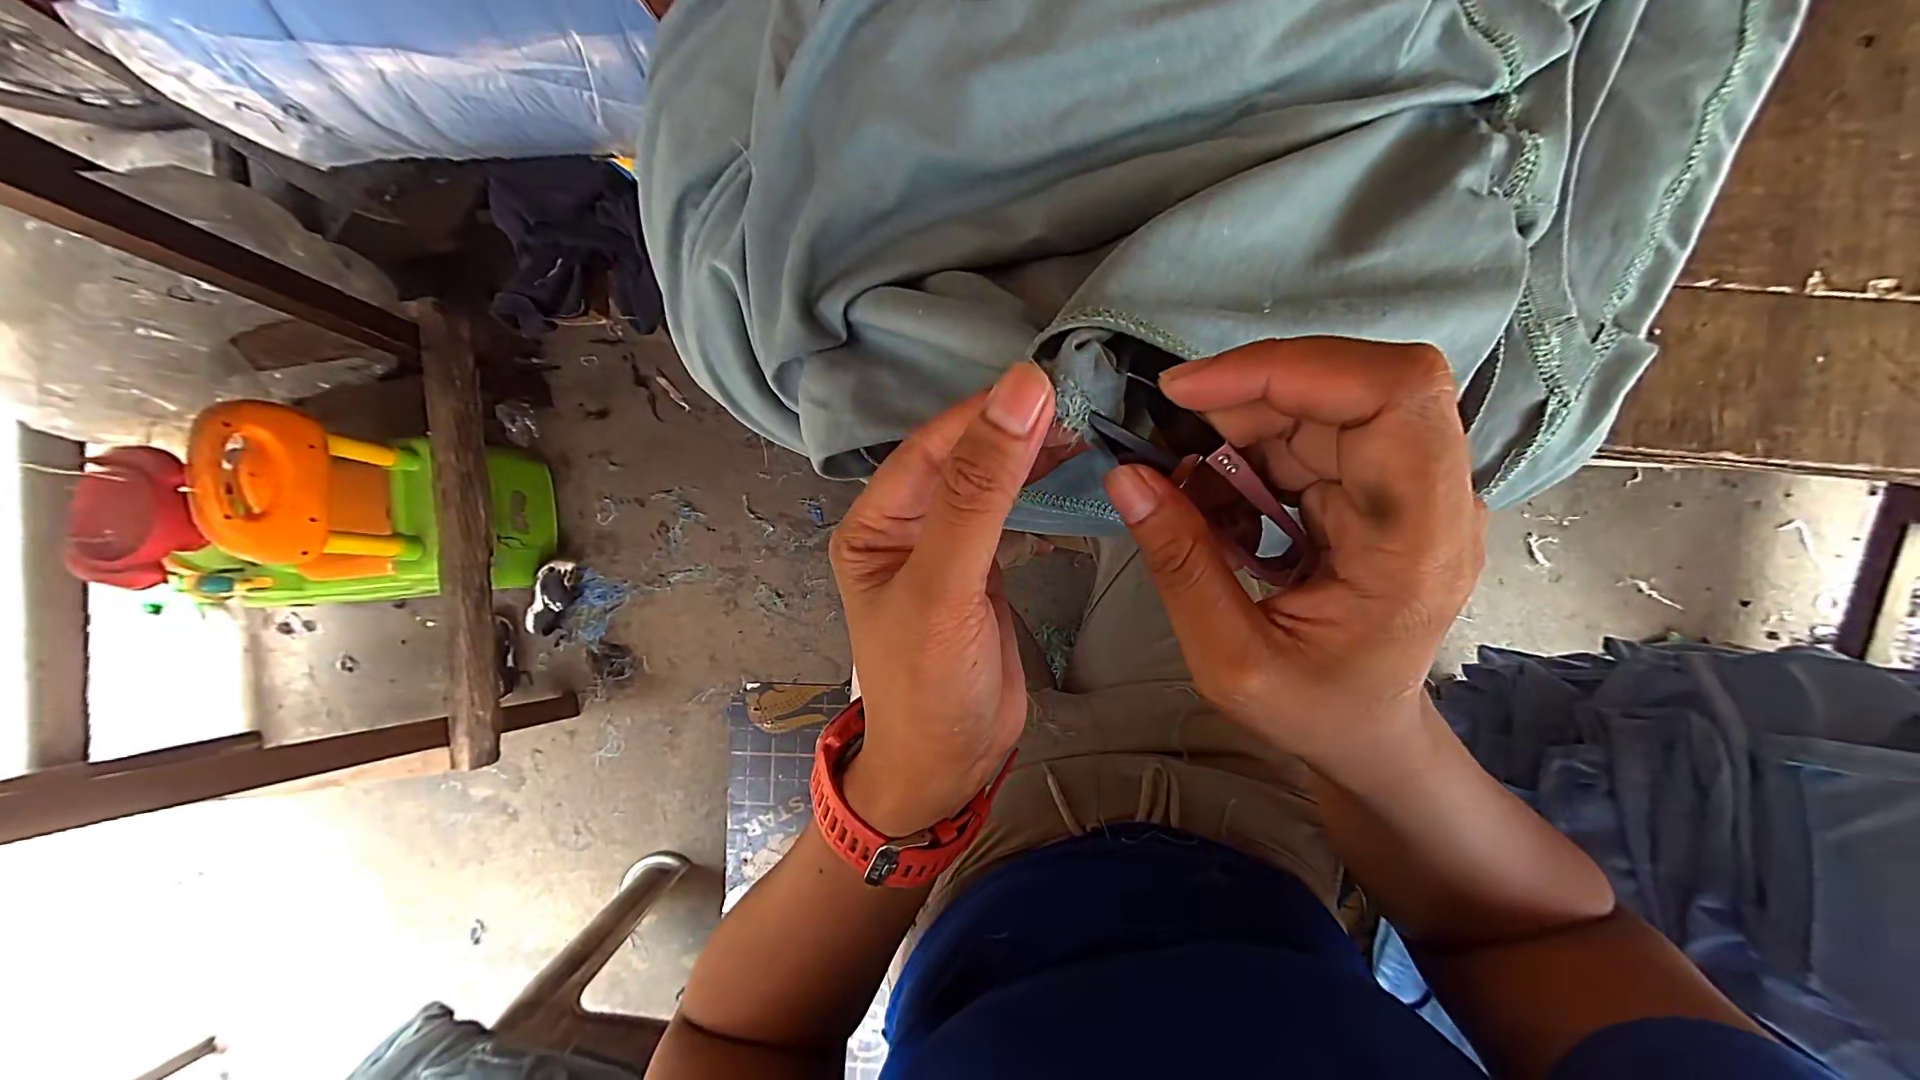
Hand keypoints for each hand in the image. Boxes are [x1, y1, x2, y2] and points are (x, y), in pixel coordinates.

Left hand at [829, 362, 1053, 835]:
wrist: (949, 764)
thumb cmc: (931, 682)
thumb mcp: (946, 586)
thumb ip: (979, 492)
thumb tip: (1019, 394)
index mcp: (876, 522)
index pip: (933, 447)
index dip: (987, 413)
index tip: (1051, 384)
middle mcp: (904, 524)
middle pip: (960, 456)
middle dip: (1012, 428)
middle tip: (1079, 403)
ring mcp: (944, 544)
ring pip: (987, 479)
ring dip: (1029, 452)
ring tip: (1083, 427)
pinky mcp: (980, 566)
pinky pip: (1006, 510)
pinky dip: (1036, 486)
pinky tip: (1066, 465)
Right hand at [1101, 338, 1485, 774]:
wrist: (1366, 731)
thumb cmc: (1313, 710)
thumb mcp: (1228, 659)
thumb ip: (1180, 565)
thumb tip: (1127, 476)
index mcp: (1417, 544)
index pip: (1391, 395)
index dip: (1289, 369)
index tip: (1188, 394)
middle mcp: (1429, 497)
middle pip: (1347, 386)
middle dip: (1243, 403)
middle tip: (1168, 450)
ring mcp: (1405, 486)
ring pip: (1318, 403)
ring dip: (1236, 433)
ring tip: (1186, 495)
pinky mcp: (1373, 486)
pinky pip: (1305, 434)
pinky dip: (1243, 454)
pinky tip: (1214, 505)